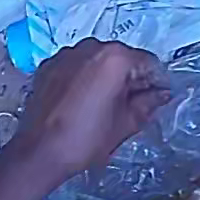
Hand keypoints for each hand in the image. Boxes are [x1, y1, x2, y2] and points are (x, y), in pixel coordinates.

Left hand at [10, 39, 170, 182]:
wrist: (40, 152)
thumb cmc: (83, 139)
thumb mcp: (125, 123)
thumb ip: (148, 104)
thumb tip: (160, 95)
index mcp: (114, 58)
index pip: (148, 63)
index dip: (156, 81)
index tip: (158, 96)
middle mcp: (89, 48)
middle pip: (122, 58)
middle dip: (130, 78)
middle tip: (134, 104)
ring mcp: (66, 55)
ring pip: (97, 61)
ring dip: (106, 77)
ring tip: (106, 106)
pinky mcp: (48, 66)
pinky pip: (75, 67)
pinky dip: (83, 79)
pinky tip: (84, 102)